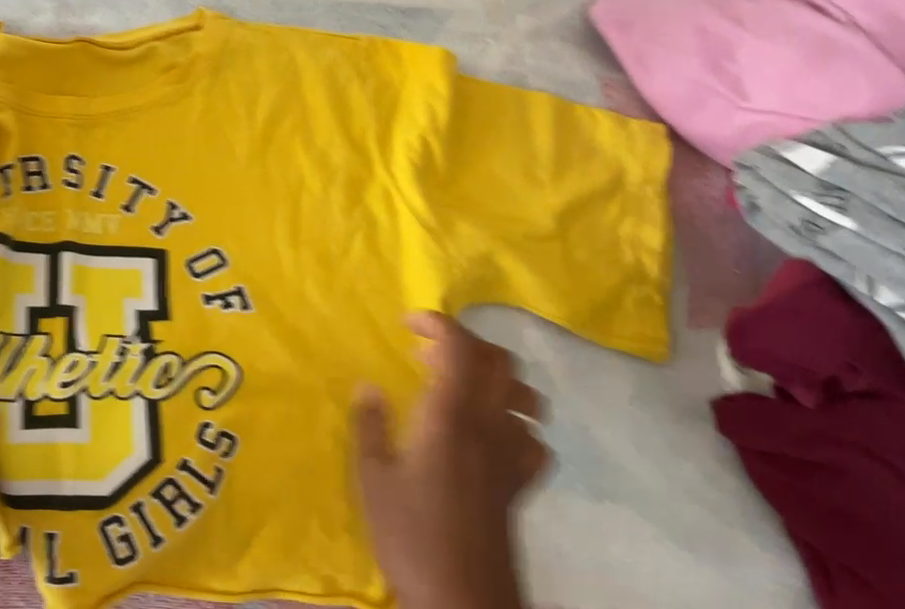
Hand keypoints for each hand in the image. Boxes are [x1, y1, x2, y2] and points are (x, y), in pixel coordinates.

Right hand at [354, 312, 546, 608]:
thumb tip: (369, 386)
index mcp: (450, 416)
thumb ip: (370, 424)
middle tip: (426, 353)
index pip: (461, 347)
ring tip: (458, 386)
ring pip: (525, 396)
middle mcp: (490, 427)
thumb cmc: (409, 533)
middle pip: (500, 362)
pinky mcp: (522, 484)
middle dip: (466, 343)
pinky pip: (535, 439)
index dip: (439, 323)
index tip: (407, 324)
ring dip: (495, 378)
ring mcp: (512, 456)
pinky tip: (489, 434)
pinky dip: (516, 423)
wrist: (462, 597)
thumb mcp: (372, 476)